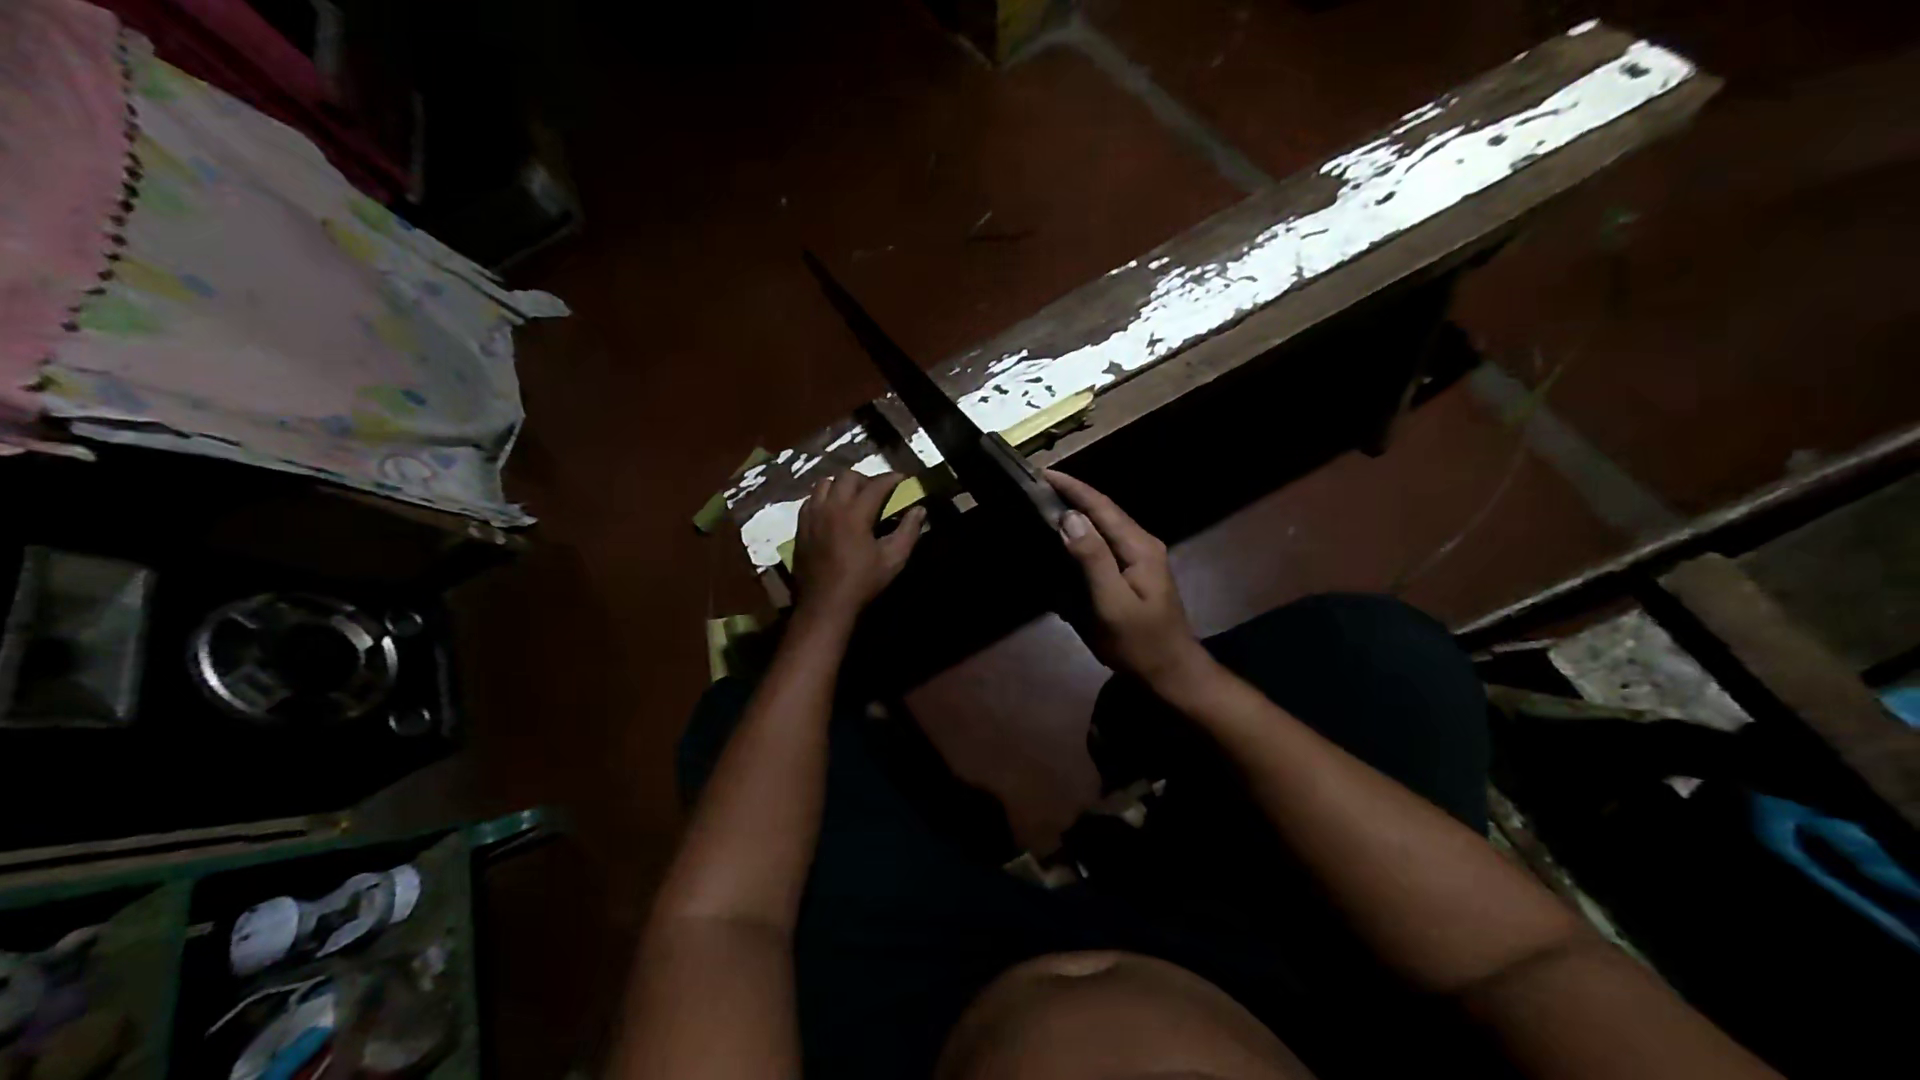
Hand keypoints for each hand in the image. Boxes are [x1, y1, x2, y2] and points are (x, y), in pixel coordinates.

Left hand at [792, 471, 924, 618]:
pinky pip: (811, 500)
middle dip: (866, 479)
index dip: (891, 478)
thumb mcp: (893, 559)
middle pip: (847, 476)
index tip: (902, 478)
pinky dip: (824, 498)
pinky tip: (833, 511)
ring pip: (824, 483)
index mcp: (855, 513)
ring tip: (853, 497)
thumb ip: (909, 531)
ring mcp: (812, 516)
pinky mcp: (801, 527)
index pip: (876, 484)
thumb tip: (920, 510)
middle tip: (878, 491)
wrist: (825, 604)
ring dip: (842, 485)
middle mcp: (831, 507)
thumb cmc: (862, 582)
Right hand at [1045, 470, 1209, 688]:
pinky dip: (1082, 538)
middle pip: (1104, 511)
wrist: (1171, 674)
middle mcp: (1141, 545)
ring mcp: (1140, 560)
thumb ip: (1093, 558)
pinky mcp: (1133, 575)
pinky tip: (1066, 541)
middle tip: (1037, 488)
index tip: (1042, 474)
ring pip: (1104, 527)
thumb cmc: (1140, 643)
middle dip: (1072, 496)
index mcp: (1139, 547)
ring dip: (1077, 514)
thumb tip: (1070, 517)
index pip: (1102, 506)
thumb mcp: (1112, 603)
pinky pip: (1104, 547)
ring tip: (1046, 507)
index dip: (1072, 488)